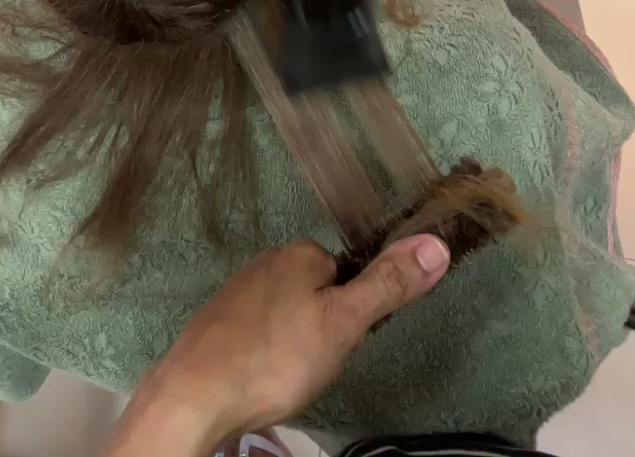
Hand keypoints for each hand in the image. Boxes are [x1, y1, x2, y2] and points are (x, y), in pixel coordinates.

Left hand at [102, 235, 451, 456]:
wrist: (198, 391)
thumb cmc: (278, 356)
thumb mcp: (345, 323)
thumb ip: (388, 285)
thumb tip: (436, 242)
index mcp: (301, 252)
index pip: (347, 277)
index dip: (351, 316)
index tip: (337, 344)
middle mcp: (268, 258)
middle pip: (318, 294)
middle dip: (323, 330)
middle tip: (311, 364)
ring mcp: (239, 287)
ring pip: (289, 314)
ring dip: (295, 343)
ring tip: (286, 374)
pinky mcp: (219, 316)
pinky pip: (260, 330)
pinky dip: (267, 351)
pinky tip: (261, 375)